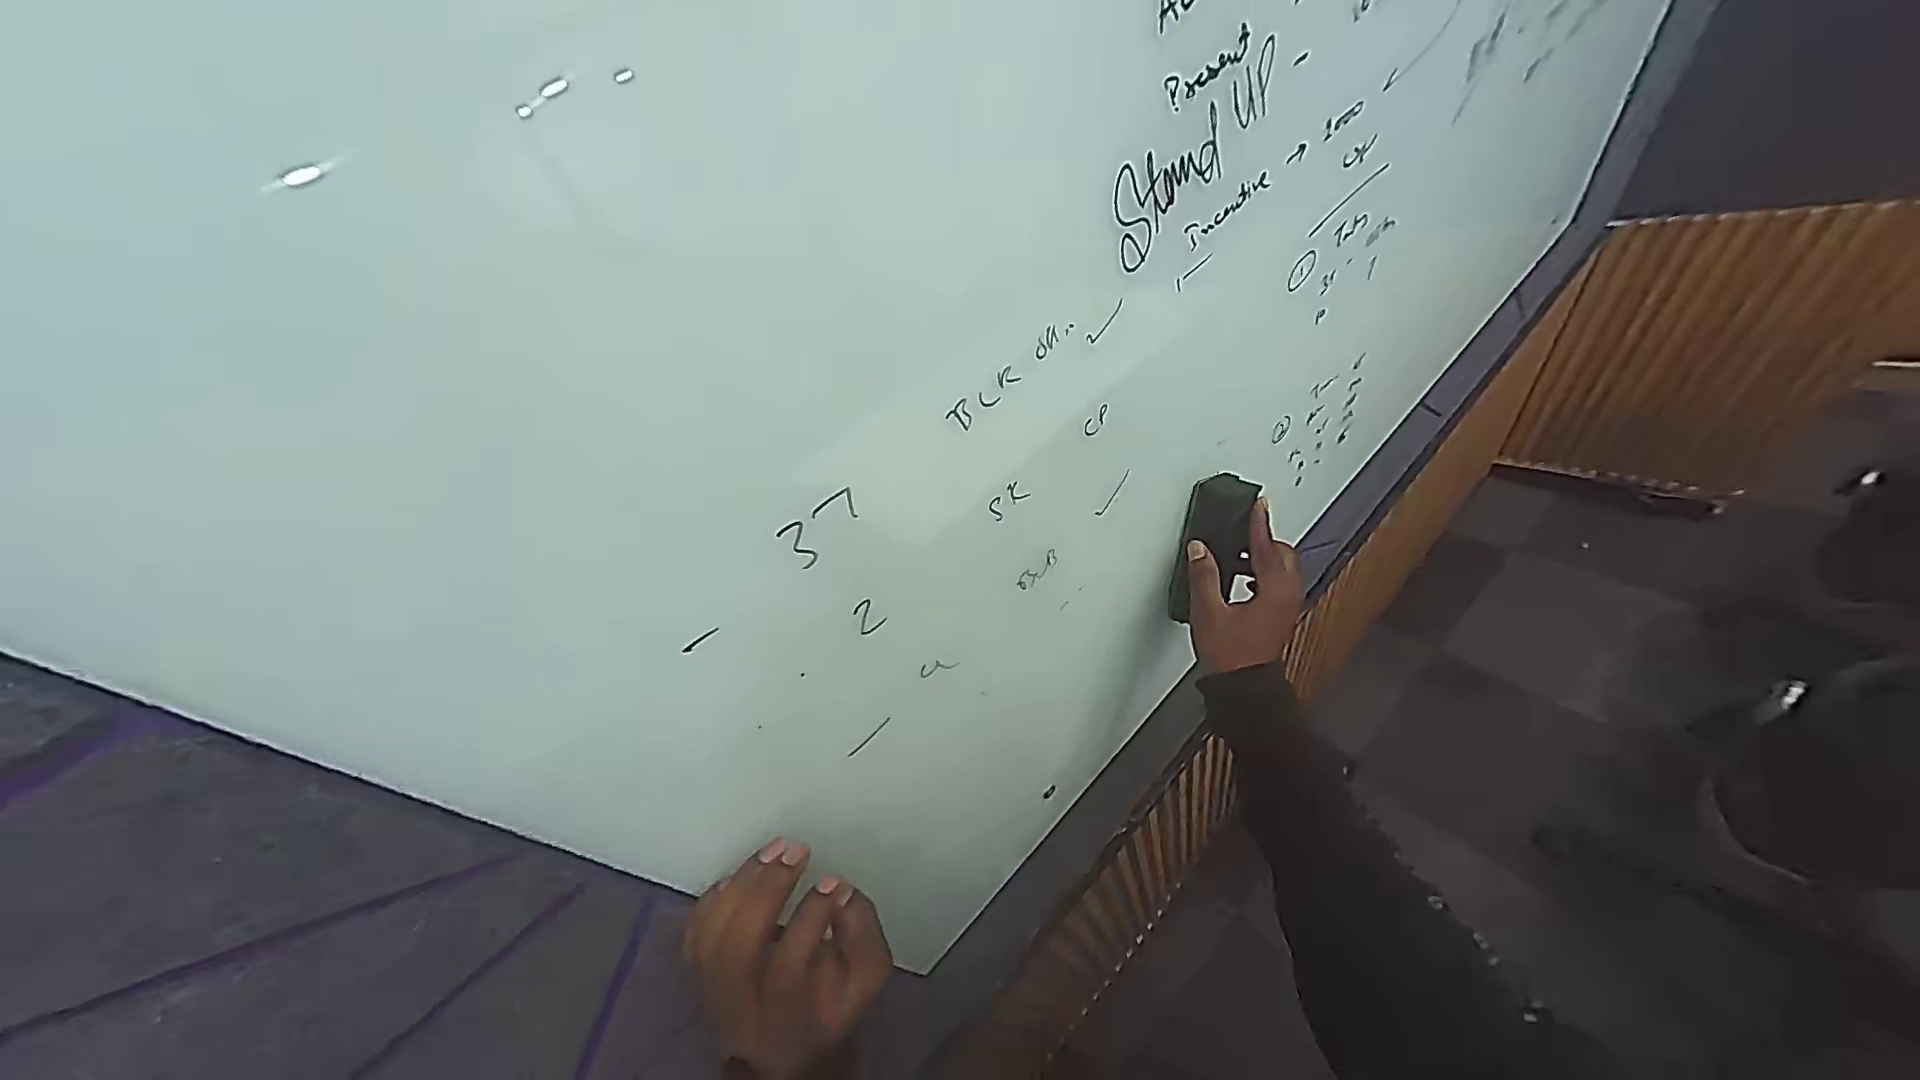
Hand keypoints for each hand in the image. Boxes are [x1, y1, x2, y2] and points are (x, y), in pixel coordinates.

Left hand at [684, 837, 893, 1079]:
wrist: (778, 1049)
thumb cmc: (827, 1006)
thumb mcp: (864, 978)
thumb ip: (862, 933)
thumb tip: (842, 892)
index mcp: (790, 1011)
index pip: (791, 964)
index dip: (812, 916)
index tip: (832, 882)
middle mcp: (743, 1003)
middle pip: (741, 946)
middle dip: (769, 889)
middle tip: (797, 850)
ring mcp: (714, 988)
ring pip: (713, 934)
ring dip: (743, 882)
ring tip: (774, 849)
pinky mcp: (699, 971)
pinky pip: (695, 931)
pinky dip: (714, 898)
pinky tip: (742, 873)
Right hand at [1185, 497, 1303, 673]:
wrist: (1243, 688)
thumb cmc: (1231, 656)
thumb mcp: (1209, 611)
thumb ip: (1204, 575)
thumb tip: (1200, 549)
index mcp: (1274, 591)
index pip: (1268, 546)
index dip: (1259, 523)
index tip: (1259, 504)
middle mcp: (1287, 597)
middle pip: (1282, 555)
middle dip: (1264, 539)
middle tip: (1246, 527)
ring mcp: (1286, 608)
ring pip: (1282, 569)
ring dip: (1264, 556)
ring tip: (1240, 550)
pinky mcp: (1280, 617)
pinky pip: (1277, 583)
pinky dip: (1263, 572)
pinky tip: (1243, 577)